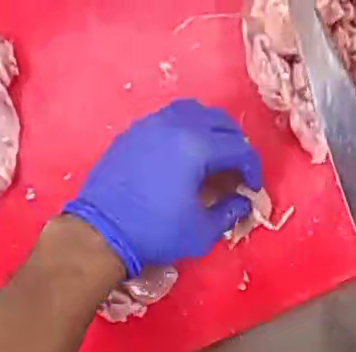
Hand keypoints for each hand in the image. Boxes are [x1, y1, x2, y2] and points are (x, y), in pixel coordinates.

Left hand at [63, 100, 262, 278]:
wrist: (103, 232)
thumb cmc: (156, 233)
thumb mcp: (200, 232)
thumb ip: (227, 214)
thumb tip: (242, 204)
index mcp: (197, 145)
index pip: (239, 147)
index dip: (252, 169)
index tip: (252, 190)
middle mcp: (176, 124)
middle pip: (219, 122)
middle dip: (235, 146)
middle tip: (236, 173)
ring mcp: (151, 124)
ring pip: (193, 114)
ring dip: (210, 134)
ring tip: (212, 161)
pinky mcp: (134, 133)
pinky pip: (169, 121)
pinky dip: (186, 134)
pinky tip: (184, 160)